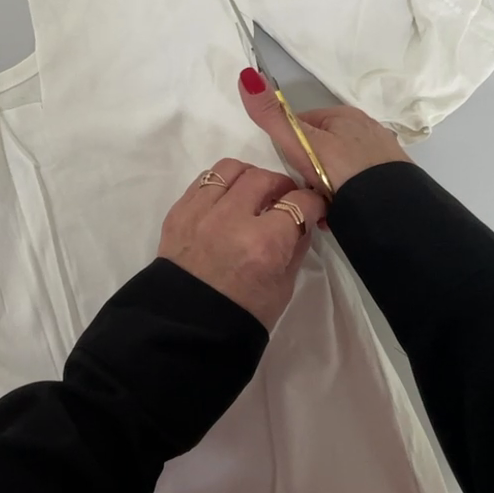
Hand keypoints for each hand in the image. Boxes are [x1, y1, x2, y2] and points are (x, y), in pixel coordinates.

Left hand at [157, 159, 325, 328]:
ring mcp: (200, 212)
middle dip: (282, 185)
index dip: (313, 203)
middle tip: (285, 199)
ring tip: (254, 193)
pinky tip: (228, 199)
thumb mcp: (283, 285)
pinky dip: (221, 184)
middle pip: (263, 178)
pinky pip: (203, 180)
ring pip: (230, 168)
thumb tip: (303, 219)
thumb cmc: (243, 312)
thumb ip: (295, 245)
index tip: (314, 207)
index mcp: (263, 244)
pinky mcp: (179, 211)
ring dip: (249, 177)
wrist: (189, 323)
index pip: (298, 203)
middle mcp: (231, 219)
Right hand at [237, 68, 411, 195]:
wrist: (389, 209)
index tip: (289, 169)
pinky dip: (348, 197)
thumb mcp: (297, 143)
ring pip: (340, 168)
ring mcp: (382, 154)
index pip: (302, 124)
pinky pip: (358, 185)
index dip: (289, 146)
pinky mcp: (393, 180)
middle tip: (304, 191)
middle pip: (321, 147)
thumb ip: (270, 114)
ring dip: (328, 186)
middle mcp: (366, 128)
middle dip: (310, 170)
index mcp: (343, 114)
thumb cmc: (339, 169)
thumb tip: (246, 75)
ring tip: (321, 207)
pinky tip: (341, 212)